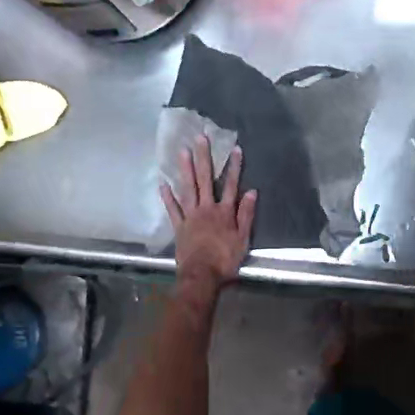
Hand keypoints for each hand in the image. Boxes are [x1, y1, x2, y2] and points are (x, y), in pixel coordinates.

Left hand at [159, 141, 256, 298]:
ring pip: (188, 189)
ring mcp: (191, 216)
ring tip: (182, 151)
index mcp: (224, 212)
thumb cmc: (225, 259)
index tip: (235, 149)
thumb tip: (252, 192)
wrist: (202, 275)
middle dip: (204, 158)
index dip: (234, 167)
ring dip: (185, 169)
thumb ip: (246, 215)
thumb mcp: (243, 239)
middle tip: (200, 138)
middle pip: (205, 180)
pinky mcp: (179, 227)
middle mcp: (206, 209)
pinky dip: (168, 196)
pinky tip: (163, 183)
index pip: (231, 185)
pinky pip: (172, 209)